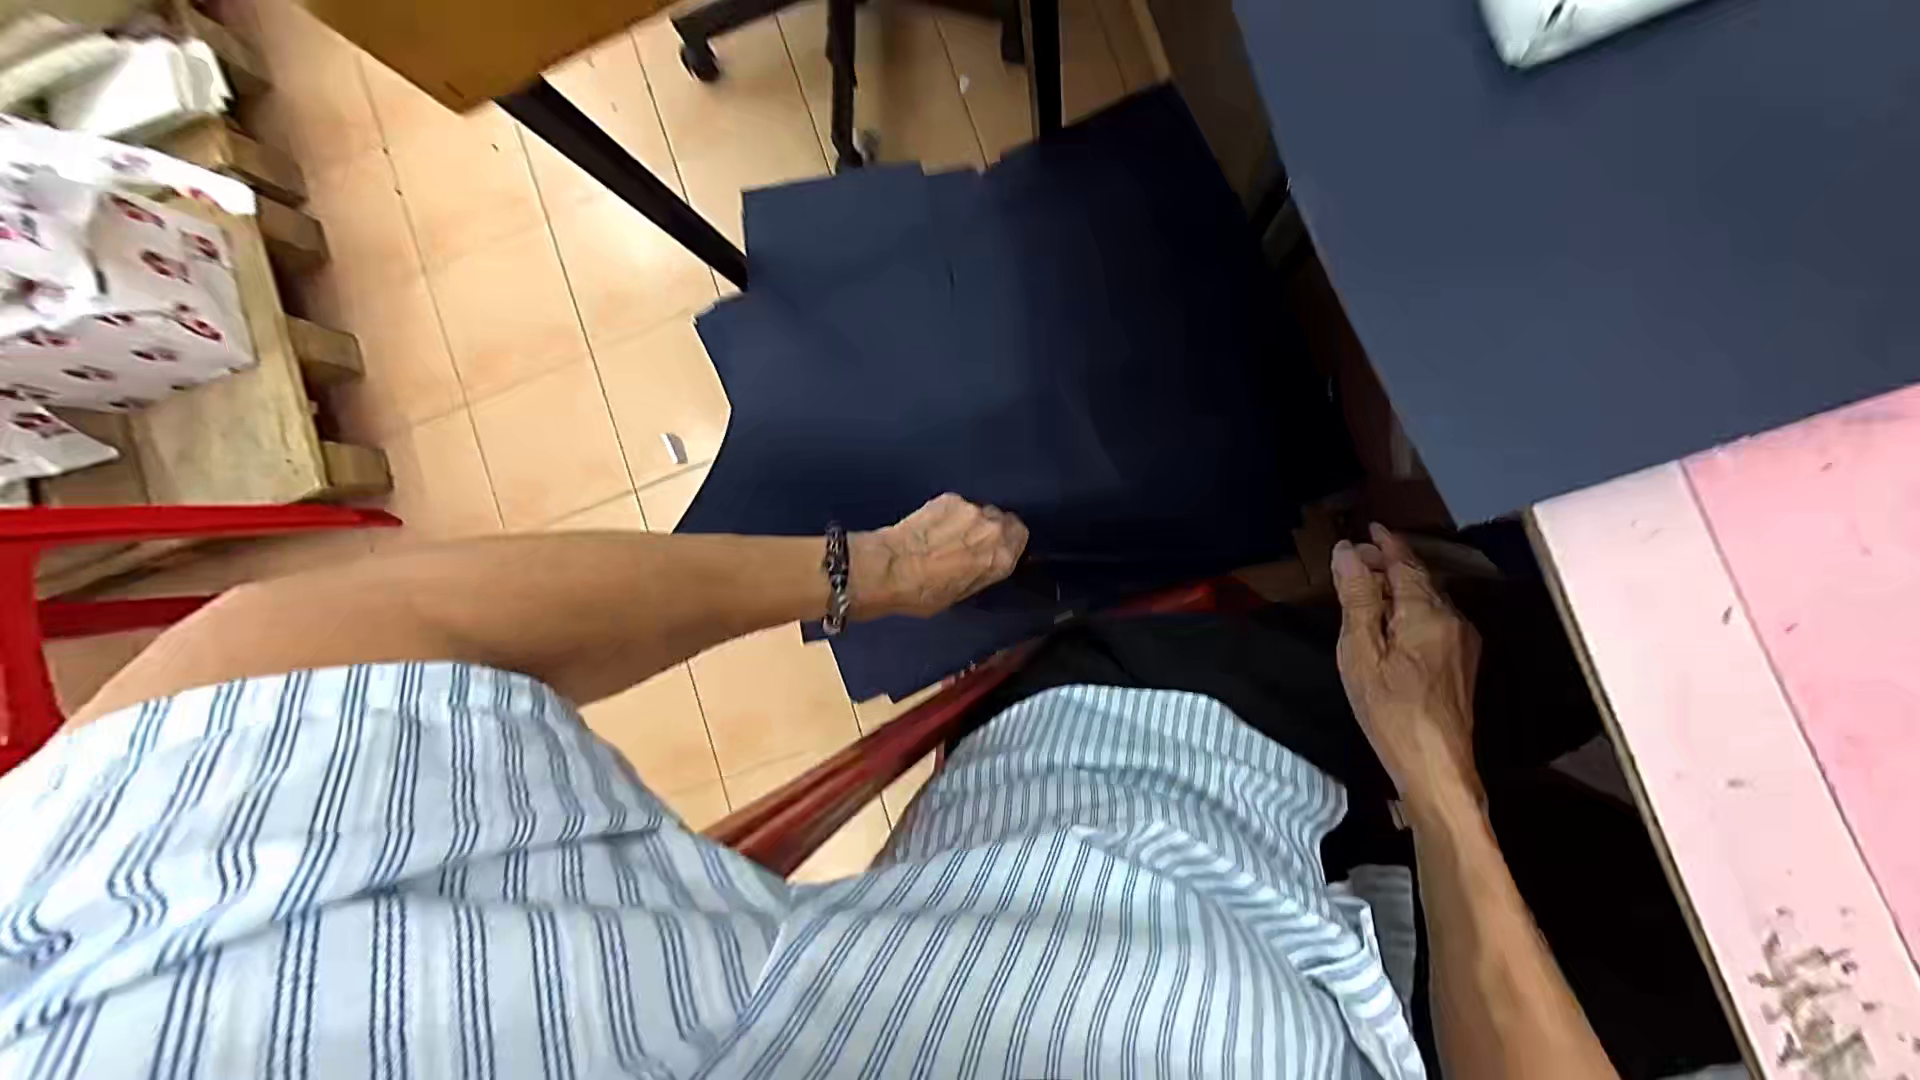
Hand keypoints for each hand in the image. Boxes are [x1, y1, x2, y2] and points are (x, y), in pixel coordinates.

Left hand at [849, 494, 1028, 618]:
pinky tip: (931, 526)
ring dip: (968, 520)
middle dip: (990, 529)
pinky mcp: (948, 498)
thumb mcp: (963, 593)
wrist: (888, 569)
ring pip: (979, 510)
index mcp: (1001, 558)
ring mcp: (970, 509)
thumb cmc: (922, 593)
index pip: (1020, 537)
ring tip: (945, 535)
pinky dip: (948, 513)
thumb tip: (985, 562)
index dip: (1008, 541)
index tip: (996, 547)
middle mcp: (992, 529)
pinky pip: (957, 504)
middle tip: (969, 542)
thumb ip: (984, 571)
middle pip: (1003, 519)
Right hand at [1332, 524, 1483, 816]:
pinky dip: (1408, 603)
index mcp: (1427, 614)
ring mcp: (1461, 642)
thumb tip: (1347, 553)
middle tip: (1356, 554)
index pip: (1406, 566)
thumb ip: (1356, 599)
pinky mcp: (1460, 661)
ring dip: (1398, 583)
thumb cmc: (1388, 706)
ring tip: (1367, 580)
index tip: (1370, 527)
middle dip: (1389, 562)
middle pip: (1420, 579)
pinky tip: (1389, 614)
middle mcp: (1452, 620)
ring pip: (1428, 598)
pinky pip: (1433, 616)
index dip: (1387, 544)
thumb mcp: (1360, 650)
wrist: (1435, 762)